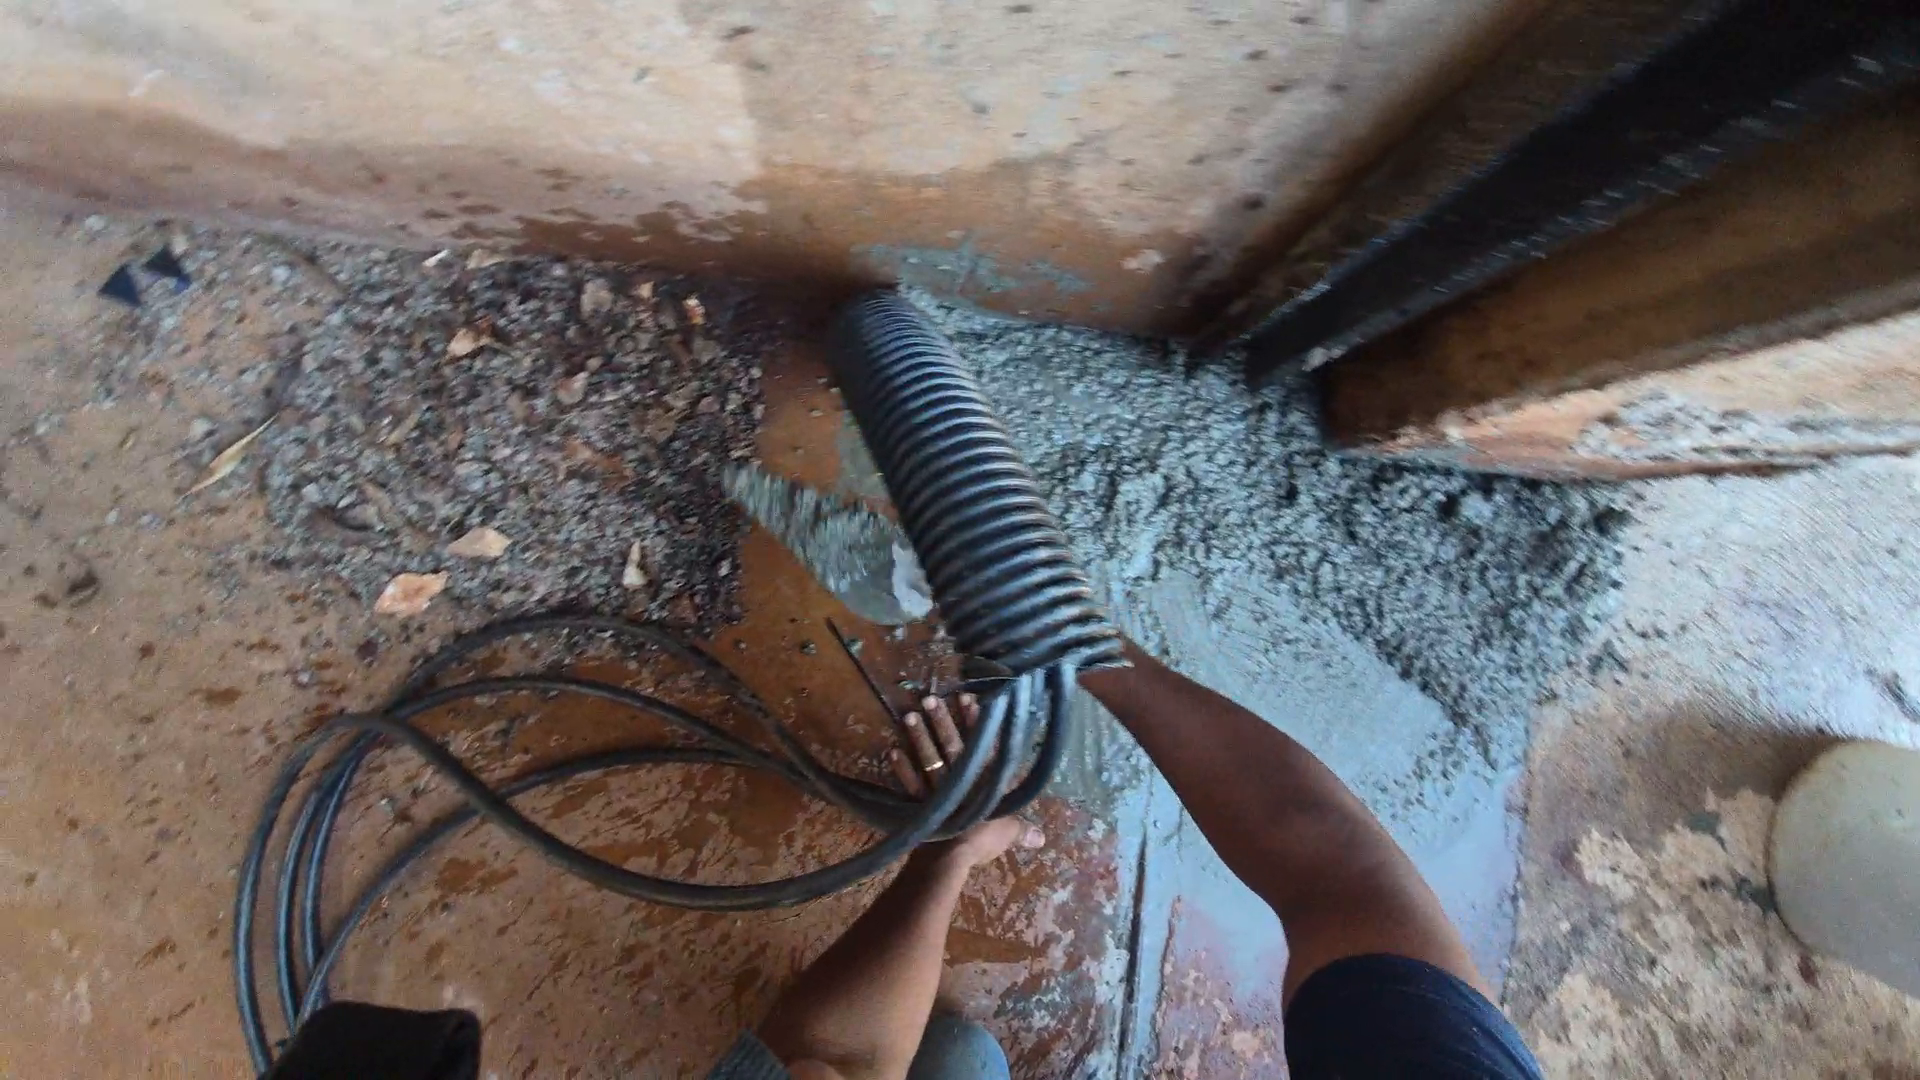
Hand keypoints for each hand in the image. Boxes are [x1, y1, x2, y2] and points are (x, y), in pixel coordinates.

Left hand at [888, 693, 1044, 870]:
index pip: (980, 744)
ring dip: (918, 736)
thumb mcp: (1007, 833)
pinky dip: (902, 767)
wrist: (951, 857)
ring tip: (909, 715)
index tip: (965, 696)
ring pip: (929, 757)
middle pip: (951, 744)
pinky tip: (892, 751)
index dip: (974, 720)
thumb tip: (1042, 838)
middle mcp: (960, 778)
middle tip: (930, 698)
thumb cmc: (982, 838)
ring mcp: (938, 788)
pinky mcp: (920, 802)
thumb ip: (1022, 830)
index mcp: (983, 780)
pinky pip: (909, 782)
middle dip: (942, 720)